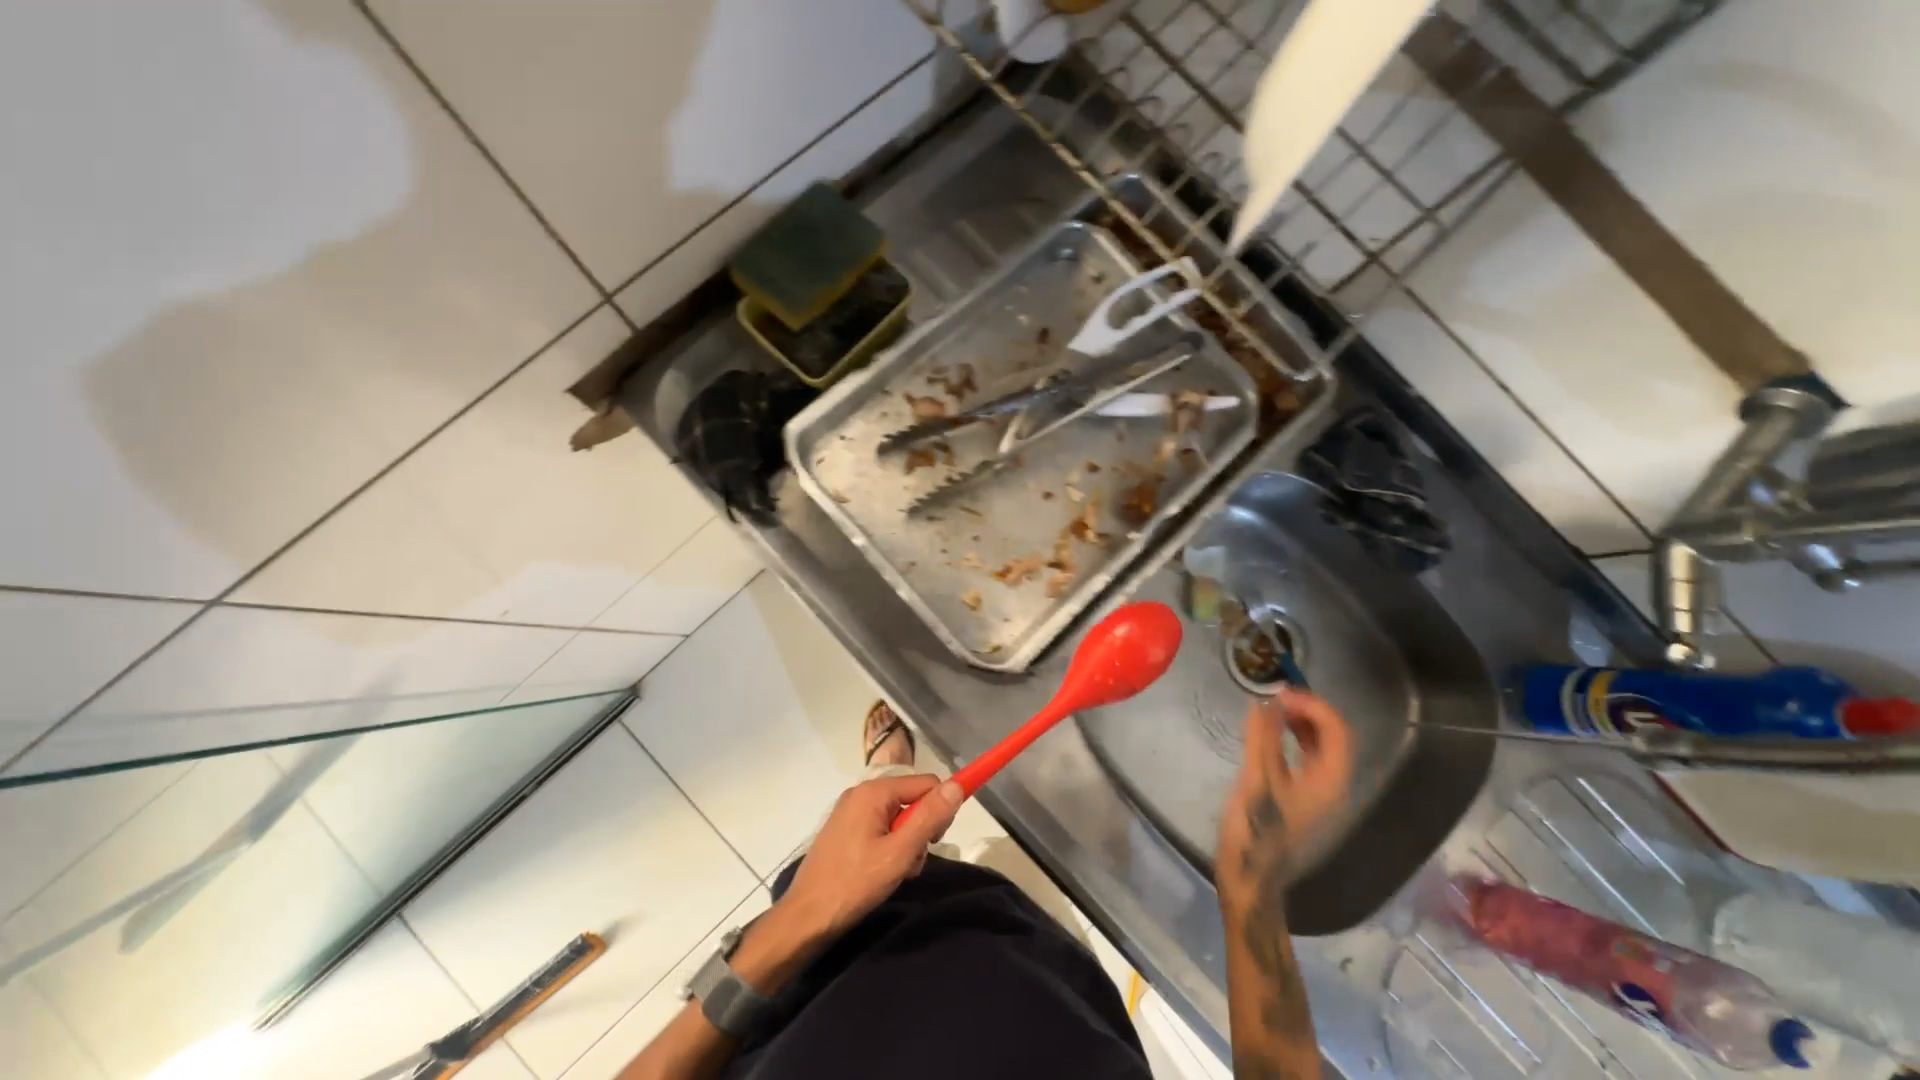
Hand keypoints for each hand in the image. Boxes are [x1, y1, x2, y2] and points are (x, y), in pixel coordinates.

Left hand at [772, 773, 964, 942]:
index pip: (926, 783)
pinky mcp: (845, 832)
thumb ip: (929, 817)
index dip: (940, 808)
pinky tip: (883, 873)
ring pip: (898, 818)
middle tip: (912, 860)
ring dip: (906, 844)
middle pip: (911, 799)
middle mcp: (860, 794)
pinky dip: (889, 848)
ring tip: (896, 872)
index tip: (937, 840)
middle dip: (921, 830)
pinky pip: (881, 829)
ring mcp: (850, 813)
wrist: (807, 917)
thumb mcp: (900, 852)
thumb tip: (957, 785)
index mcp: (874, 792)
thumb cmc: (855, 883)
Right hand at [1215, 688, 1352, 913]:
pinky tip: (1273, 735)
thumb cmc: (1255, 829)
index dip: (1312, 706)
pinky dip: (1296, 741)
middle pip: (1334, 736)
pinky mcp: (1306, 797)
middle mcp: (1334, 784)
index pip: (1336, 730)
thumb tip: (1265, 702)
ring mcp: (1321, 793)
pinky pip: (1310, 759)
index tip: (1280, 694)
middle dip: (1309, 711)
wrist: (1250, 875)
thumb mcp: (1256, 779)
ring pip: (1323, 747)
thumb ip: (1261, 738)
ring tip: (1274, 710)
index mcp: (1330, 780)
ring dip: (1303, 724)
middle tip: (1277, 698)